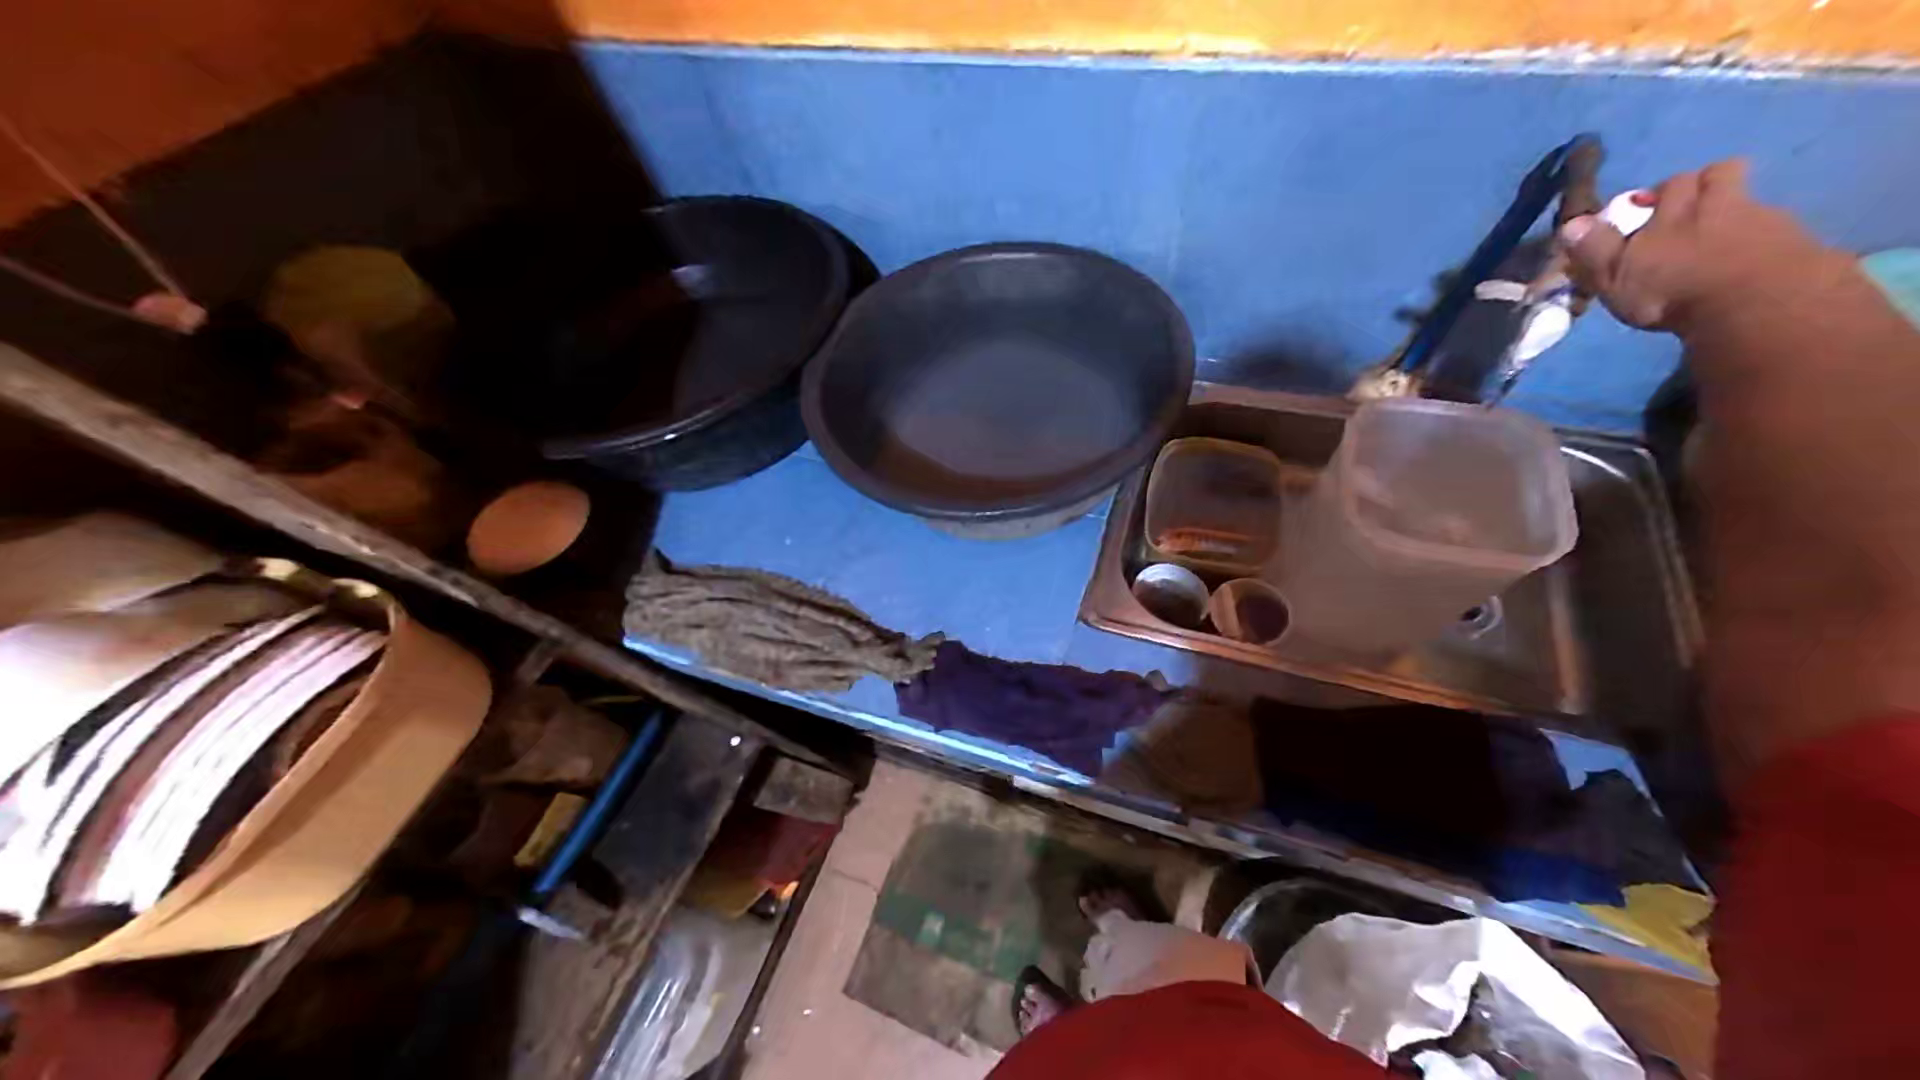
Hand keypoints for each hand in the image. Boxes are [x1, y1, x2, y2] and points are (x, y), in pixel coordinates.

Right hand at [1558, 159, 1841, 331]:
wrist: (1756, 303)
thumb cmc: (1671, 291)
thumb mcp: (1616, 275)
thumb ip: (1595, 248)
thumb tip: (1570, 224)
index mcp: (1676, 213)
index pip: (1672, 184)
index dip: (1660, 192)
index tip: (1648, 207)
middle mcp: (1722, 204)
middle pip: (1721, 175)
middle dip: (1704, 185)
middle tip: (1689, 209)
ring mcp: (1765, 219)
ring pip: (1748, 201)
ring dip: (1733, 212)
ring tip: (1716, 241)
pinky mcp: (1796, 240)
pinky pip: (1774, 229)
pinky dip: (1759, 238)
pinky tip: (1746, 261)